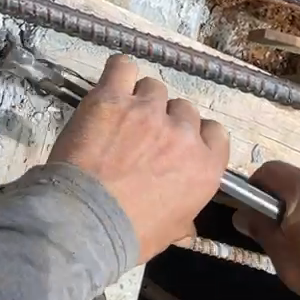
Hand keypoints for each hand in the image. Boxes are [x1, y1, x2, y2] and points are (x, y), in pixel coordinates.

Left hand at [49, 55, 228, 262]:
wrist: (85, 220)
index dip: (193, 134)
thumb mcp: (169, 233)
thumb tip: (186, 225)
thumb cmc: (128, 233)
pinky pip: (122, 66)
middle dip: (164, 119)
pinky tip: (111, 85)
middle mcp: (182, 134)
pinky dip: (118, 72)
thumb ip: (183, 219)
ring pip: (153, 87)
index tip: (174, 142)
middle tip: (139, 134)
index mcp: (205, 167)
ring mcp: (147, 111)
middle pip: (182, 108)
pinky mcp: (112, 98)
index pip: (214, 131)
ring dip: (139, 98)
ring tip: (119, 115)